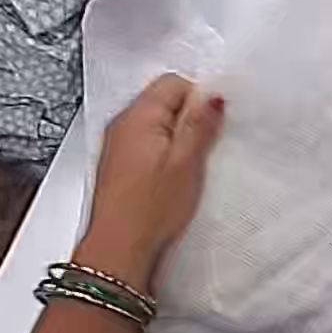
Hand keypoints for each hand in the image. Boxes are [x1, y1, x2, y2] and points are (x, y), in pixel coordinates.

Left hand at [74, 74, 224, 293]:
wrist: (120, 250)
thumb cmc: (149, 211)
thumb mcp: (186, 164)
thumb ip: (200, 125)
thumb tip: (213, 95)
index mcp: (138, 116)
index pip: (175, 83)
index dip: (200, 99)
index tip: (213, 125)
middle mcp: (122, 125)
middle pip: (165, 101)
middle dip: (190, 119)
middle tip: (203, 150)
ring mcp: (118, 145)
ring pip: (157, 124)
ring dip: (178, 139)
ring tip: (188, 168)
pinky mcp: (120, 165)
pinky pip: (147, 144)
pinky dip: (164, 154)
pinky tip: (173, 178)